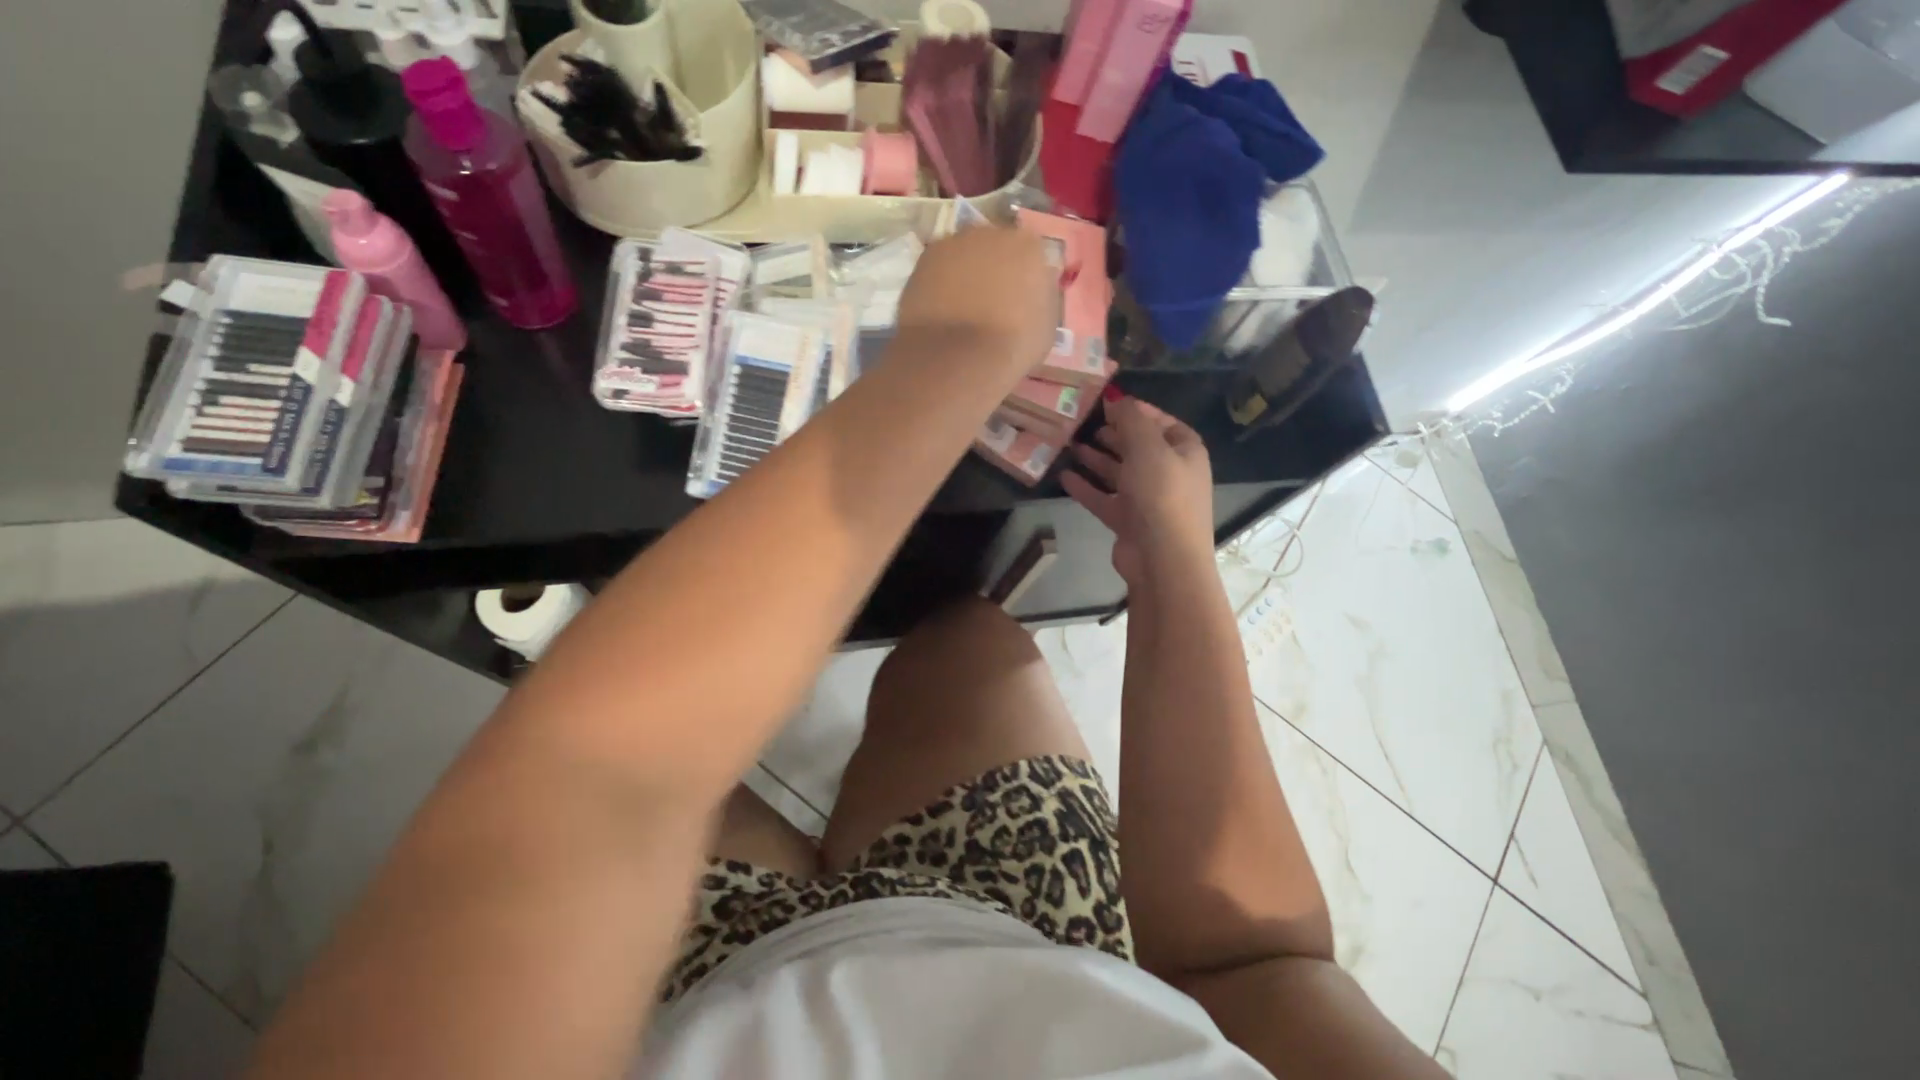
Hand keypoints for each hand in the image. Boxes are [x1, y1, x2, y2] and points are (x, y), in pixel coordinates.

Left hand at [894, 227, 1059, 377]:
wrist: (958, 356)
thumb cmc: (1013, 344)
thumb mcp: (1046, 323)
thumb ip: (1040, 295)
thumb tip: (1033, 289)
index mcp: (1027, 245)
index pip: (1029, 253)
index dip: (1024, 276)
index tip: (1020, 298)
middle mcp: (990, 232)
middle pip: (993, 246)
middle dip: (992, 267)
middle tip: (990, 300)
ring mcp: (952, 243)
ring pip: (963, 255)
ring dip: (963, 273)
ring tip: (961, 307)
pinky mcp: (922, 260)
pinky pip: (938, 269)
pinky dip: (940, 284)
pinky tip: (940, 309)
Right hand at [1062, 396, 1214, 586]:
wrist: (1162, 558)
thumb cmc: (1161, 493)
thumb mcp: (1147, 446)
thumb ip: (1130, 419)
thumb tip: (1117, 399)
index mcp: (1186, 452)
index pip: (1164, 424)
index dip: (1139, 412)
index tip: (1110, 403)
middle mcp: (1171, 474)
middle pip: (1140, 448)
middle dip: (1115, 435)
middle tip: (1087, 424)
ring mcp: (1150, 500)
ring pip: (1121, 473)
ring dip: (1098, 459)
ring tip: (1071, 445)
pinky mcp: (1129, 522)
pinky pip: (1106, 499)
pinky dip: (1088, 487)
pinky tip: (1065, 477)